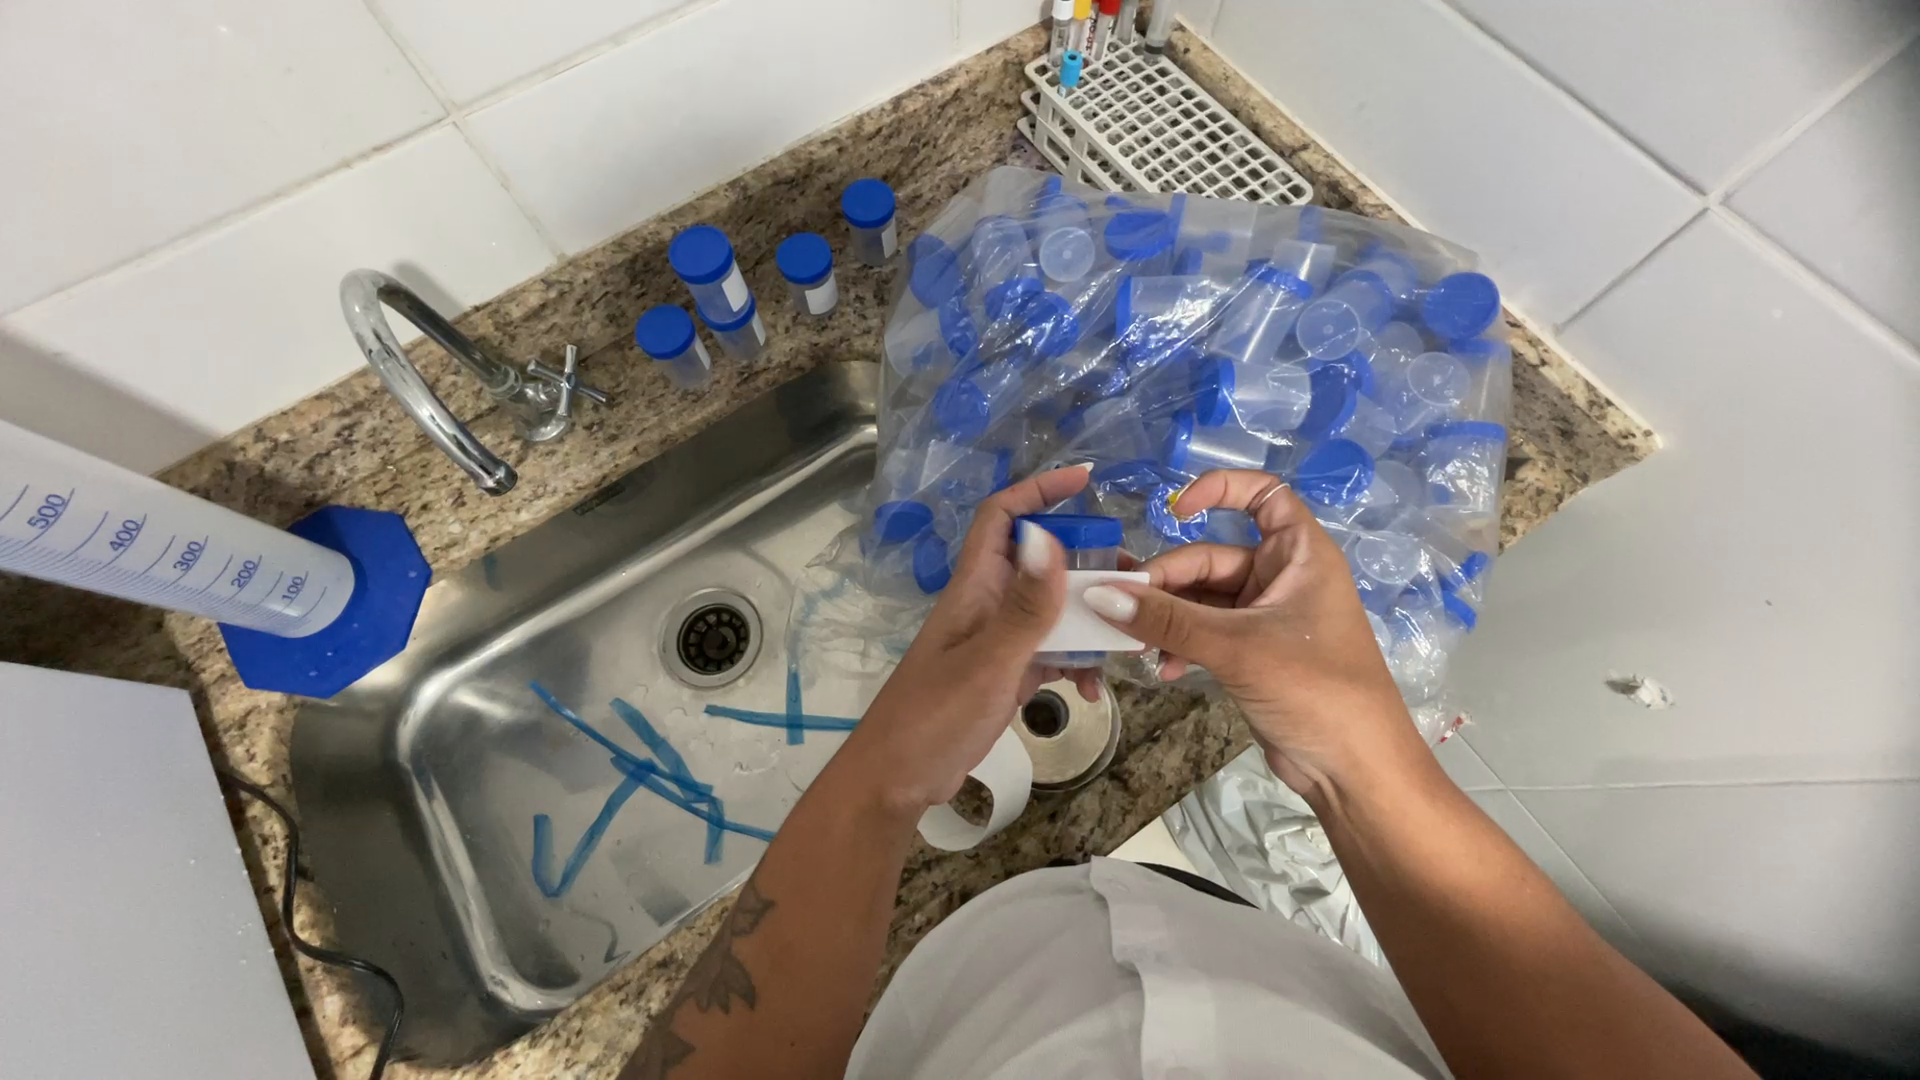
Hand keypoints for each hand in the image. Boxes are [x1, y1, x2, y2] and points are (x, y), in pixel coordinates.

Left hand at [841, 465, 1098, 815]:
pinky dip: (1077, 664)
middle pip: (1041, 563)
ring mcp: (999, 641)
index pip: (1002, 518)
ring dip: (1089, 619)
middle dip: (1087, 563)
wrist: (898, 778)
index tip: (1086, 479)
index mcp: (975, 588)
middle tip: (1132, 577)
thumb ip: (1023, 606)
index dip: (1038, 491)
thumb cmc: (934, 716)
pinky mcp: (1007, 674)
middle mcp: (988, 604)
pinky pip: (1052, 655)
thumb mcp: (987, 662)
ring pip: (1052, 611)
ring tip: (1129, 637)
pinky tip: (1095, 690)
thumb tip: (1049, 537)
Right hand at [1080, 469, 1424, 803]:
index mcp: (1299, 555)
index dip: (1221, 489)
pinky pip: (1203, 633)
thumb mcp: (1236, 647)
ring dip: (1166, 619)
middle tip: (1121, 605)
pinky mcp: (1250, 652)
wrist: (1355, 771)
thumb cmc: (1315, 689)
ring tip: (1134, 642)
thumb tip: (1100, 594)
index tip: (1175, 510)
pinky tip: (1163, 669)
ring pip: (1200, 600)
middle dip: (1166, 582)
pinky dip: (1179, 645)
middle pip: (1210, 558)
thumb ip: (1166, 620)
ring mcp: (1264, 617)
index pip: (1264, 494)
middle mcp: (1282, 577)